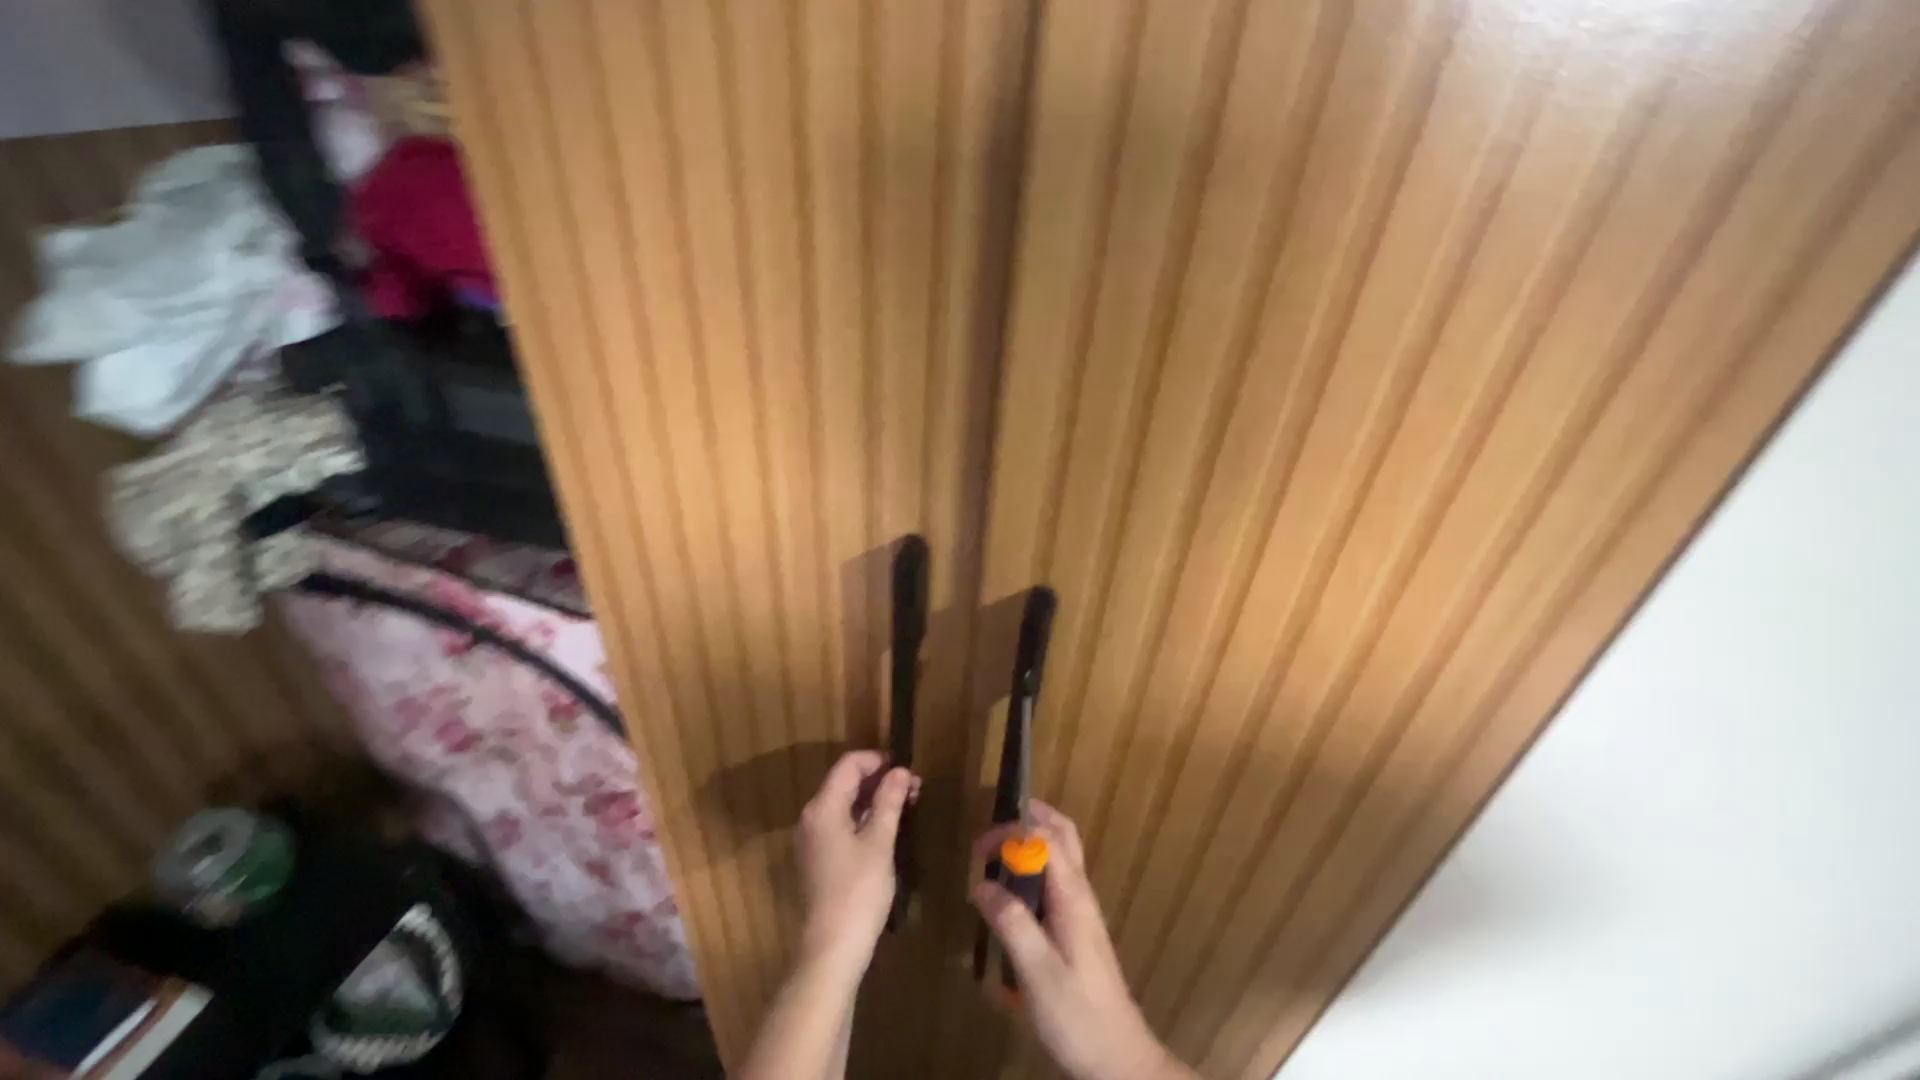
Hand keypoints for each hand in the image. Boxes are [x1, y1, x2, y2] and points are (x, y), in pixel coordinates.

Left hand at [796, 750, 917, 971]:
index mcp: (823, 807)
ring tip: (906, 805)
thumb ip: (889, 801)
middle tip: (914, 788)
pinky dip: (863, 817)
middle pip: (844, 782)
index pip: (849, 765)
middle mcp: (811, 816)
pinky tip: (886, 827)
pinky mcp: (817, 857)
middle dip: (879, 779)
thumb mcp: (880, 842)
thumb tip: (900, 771)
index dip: (878, 760)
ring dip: (873, 798)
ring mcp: (812, 838)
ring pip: (844, 803)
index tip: (907, 769)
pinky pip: (840, 822)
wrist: (832, 946)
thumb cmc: (859, 890)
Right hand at [971, 802, 1191, 1079]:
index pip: (1046, 838)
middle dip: (1028, 822)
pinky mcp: (1076, 930)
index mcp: (1073, 897)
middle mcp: (1080, 895)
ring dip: (1030, 844)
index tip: (978, 850)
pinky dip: (1032, 872)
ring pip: (1060, 858)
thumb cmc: (1076, 1014)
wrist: (1117, 1058)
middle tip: (991, 832)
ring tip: (994, 858)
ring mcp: (1081, 912)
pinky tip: (1010, 896)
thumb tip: (982, 884)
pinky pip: (1055, 883)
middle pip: (1062, 836)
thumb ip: (1012, 923)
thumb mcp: (1037, 971)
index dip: (1012, 833)